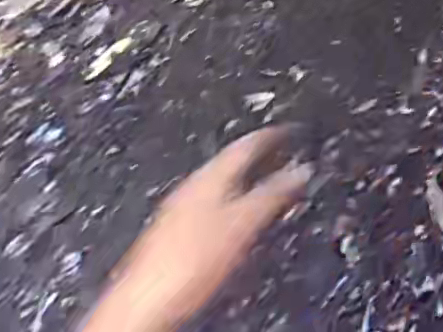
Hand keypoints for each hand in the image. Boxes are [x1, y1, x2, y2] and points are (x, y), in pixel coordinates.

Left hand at [80, 127, 312, 331]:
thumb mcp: (246, 220)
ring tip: (270, 188)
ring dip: (249, 184)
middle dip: (262, 160)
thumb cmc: (187, 262)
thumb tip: (302, 170)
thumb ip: (276, 191)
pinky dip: (234, 206)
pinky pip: (212, 209)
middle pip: (234, 163)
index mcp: (209, 175)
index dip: (274, 134)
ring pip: (222, 187)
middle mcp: (191, 188)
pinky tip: (240, 221)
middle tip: (286, 158)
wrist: (140, 311)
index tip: (292, 131)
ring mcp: (178, 213)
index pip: (248, 142)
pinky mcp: (173, 239)